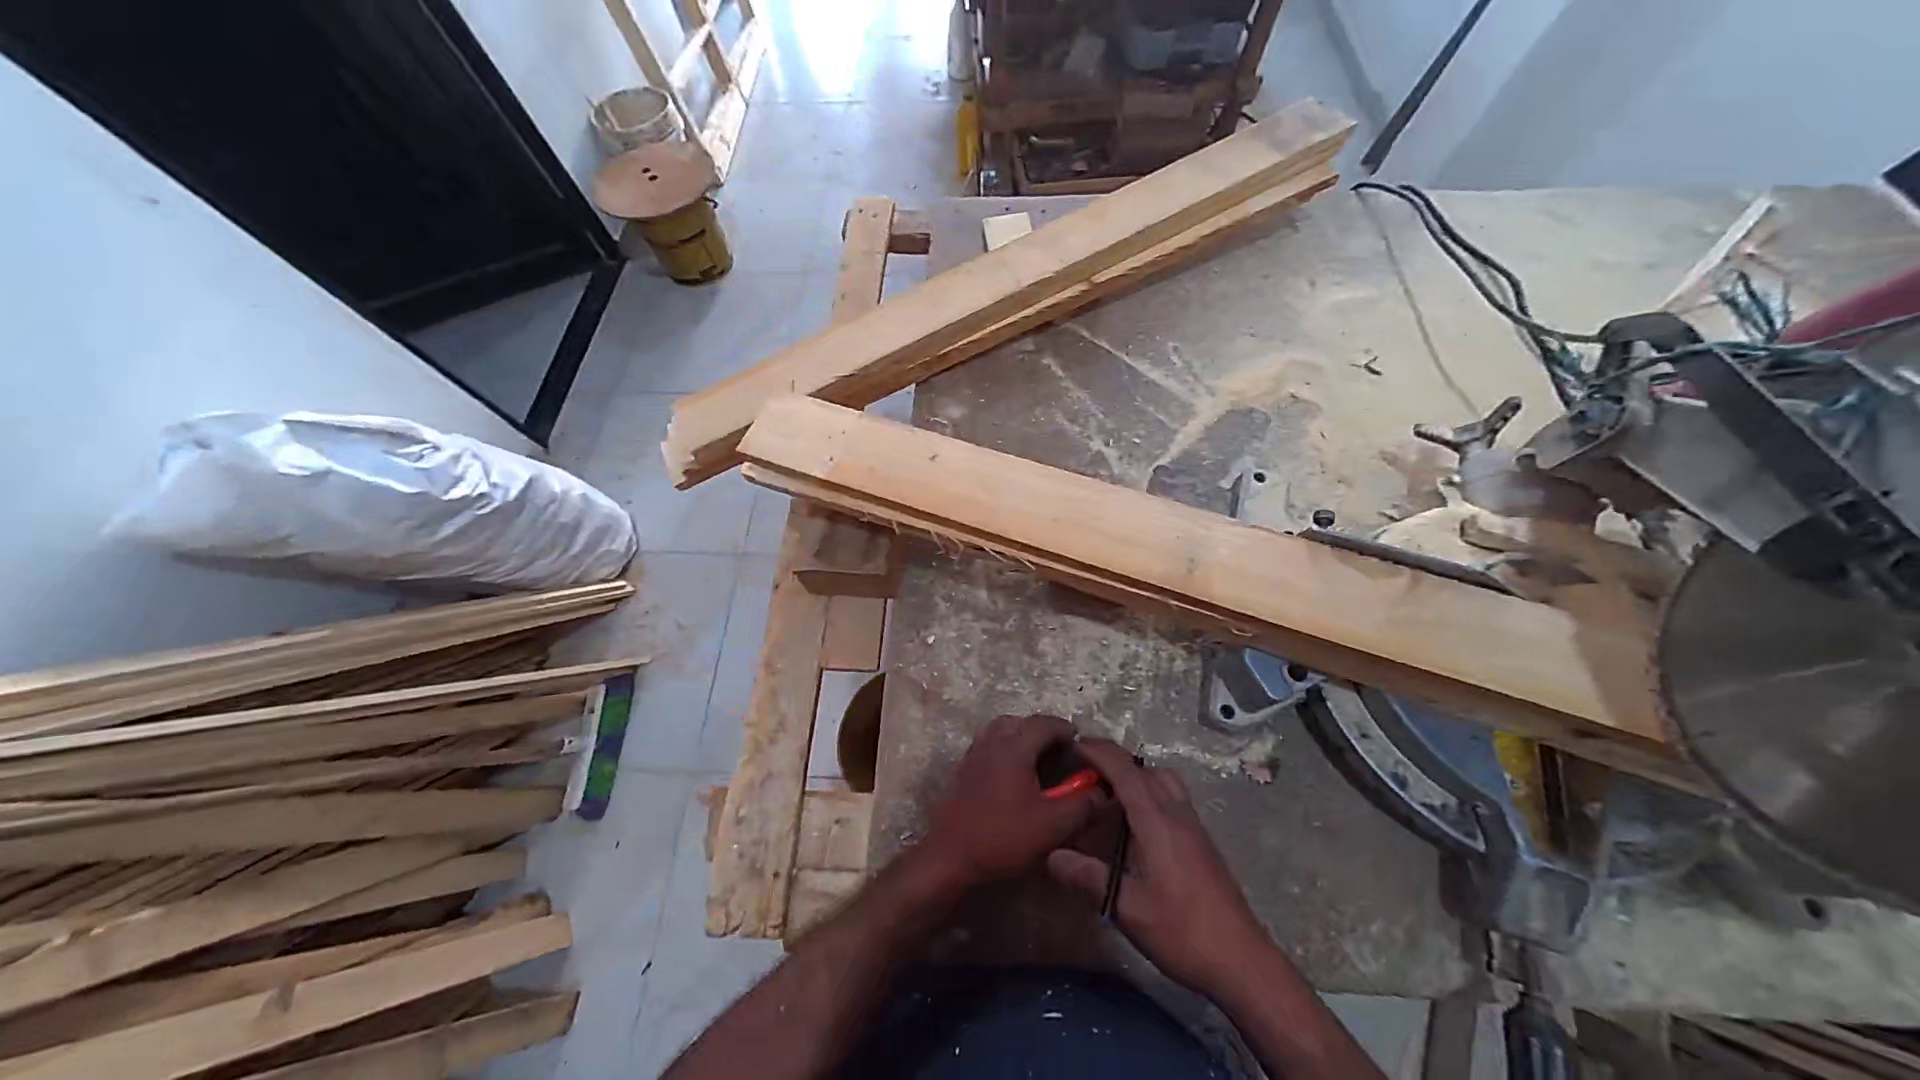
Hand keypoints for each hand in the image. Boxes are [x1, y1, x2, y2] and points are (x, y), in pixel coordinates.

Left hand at [920, 714, 1099, 888]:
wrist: (950, 856)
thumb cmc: (1003, 837)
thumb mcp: (1053, 826)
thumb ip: (1082, 805)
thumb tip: (1101, 792)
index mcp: (1013, 748)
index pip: (1043, 723)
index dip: (1064, 729)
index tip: (1079, 741)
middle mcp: (991, 743)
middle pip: (1018, 722)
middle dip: (1041, 730)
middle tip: (1059, 749)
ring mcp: (972, 755)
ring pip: (999, 731)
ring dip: (1020, 737)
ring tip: (1036, 758)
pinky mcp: (961, 771)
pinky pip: (987, 746)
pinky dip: (1003, 749)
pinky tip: (1012, 775)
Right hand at [1047, 739, 1274, 995]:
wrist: (1242, 961)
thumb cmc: (1183, 932)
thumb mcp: (1128, 909)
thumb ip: (1089, 878)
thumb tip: (1051, 856)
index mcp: (1158, 823)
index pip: (1126, 772)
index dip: (1100, 753)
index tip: (1074, 744)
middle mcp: (1178, 815)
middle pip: (1146, 770)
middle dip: (1115, 763)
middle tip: (1084, 775)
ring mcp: (1194, 827)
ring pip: (1164, 782)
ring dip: (1136, 778)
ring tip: (1108, 799)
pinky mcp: (1201, 842)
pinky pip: (1172, 800)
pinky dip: (1149, 796)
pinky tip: (1134, 828)